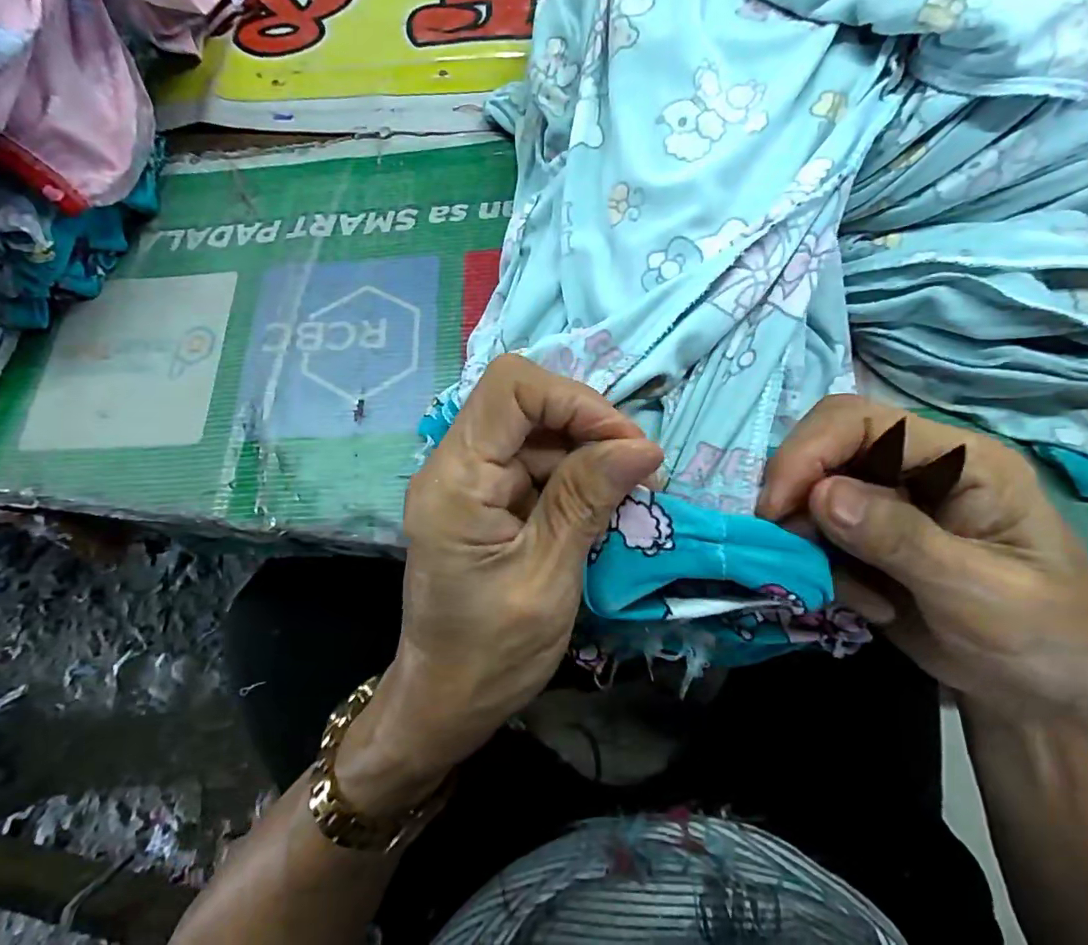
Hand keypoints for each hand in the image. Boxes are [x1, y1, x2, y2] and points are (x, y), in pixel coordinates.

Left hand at [336, 356, 662, 811]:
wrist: (446, 699)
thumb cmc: (492, 653)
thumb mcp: (548, 577)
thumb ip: (586, 500)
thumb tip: (641, 445)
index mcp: (455, 479)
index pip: (510, 388)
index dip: (574, 400)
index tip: (625, 443)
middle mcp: (452, 465)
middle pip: (522, 403)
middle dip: (586, 424)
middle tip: (638, 469)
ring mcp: (466, 481)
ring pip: (533, 432)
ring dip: (585, 452)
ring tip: (630, 493)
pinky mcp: (482, 499)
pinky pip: (531, 464)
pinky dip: (572, 475)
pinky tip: (603, 504)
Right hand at [759, 395, 1087, 735]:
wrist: (1052, 701)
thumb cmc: (1046, 639)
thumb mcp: (979, 592)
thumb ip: (901, 539)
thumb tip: (821, 494)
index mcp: (959, 460)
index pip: (859, 421)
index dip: (807, 452)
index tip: (776, 508)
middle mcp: (915, 469)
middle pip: (822, 451)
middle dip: (797, 499)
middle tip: (792, 550)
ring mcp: (888, 506)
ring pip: (808, 497)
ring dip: (810, 544)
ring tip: (853, 595)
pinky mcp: (865, 541)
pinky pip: (814, 537)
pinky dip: (822, 570)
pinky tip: (867, 607)